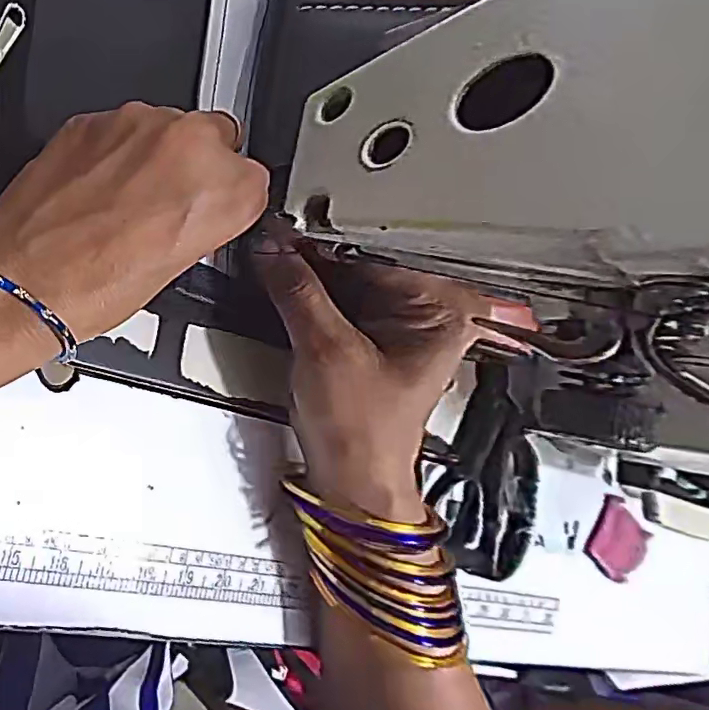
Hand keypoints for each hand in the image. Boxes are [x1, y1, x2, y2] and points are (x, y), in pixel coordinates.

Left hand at [0, 104, 267, 401]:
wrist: (21, 281)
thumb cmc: (88, 289)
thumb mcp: (171, 269)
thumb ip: (199, 222)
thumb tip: (194, 208)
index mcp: (224, 188)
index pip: (250, 176)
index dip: (223, 197)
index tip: (205, 209)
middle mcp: (185, 144)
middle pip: (213, 138)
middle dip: (192, 167)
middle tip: (160, 205)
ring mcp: (133, 125)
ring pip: (163, 128)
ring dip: (149, 156)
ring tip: (117, 203)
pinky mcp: (89, 121)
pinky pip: (115, 129)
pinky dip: (109, 151)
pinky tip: (91, 189)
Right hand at [253, 235, 492, 521]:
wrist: (349, 478)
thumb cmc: (364, 433)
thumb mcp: (327, 351)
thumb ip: (298, 293)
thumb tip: (273, 251)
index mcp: (438, 312)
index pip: (373, 254)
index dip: (323, 242)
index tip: (285, 231)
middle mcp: (420, 314)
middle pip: (356, 264)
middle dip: (310, 256)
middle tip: (271, 241)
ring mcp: (390, 325)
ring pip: (338, 280)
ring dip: (302, 273)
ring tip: (270, 258)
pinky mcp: (360, 337)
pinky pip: (329, 299)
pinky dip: (302, 292)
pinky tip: (278, 283)